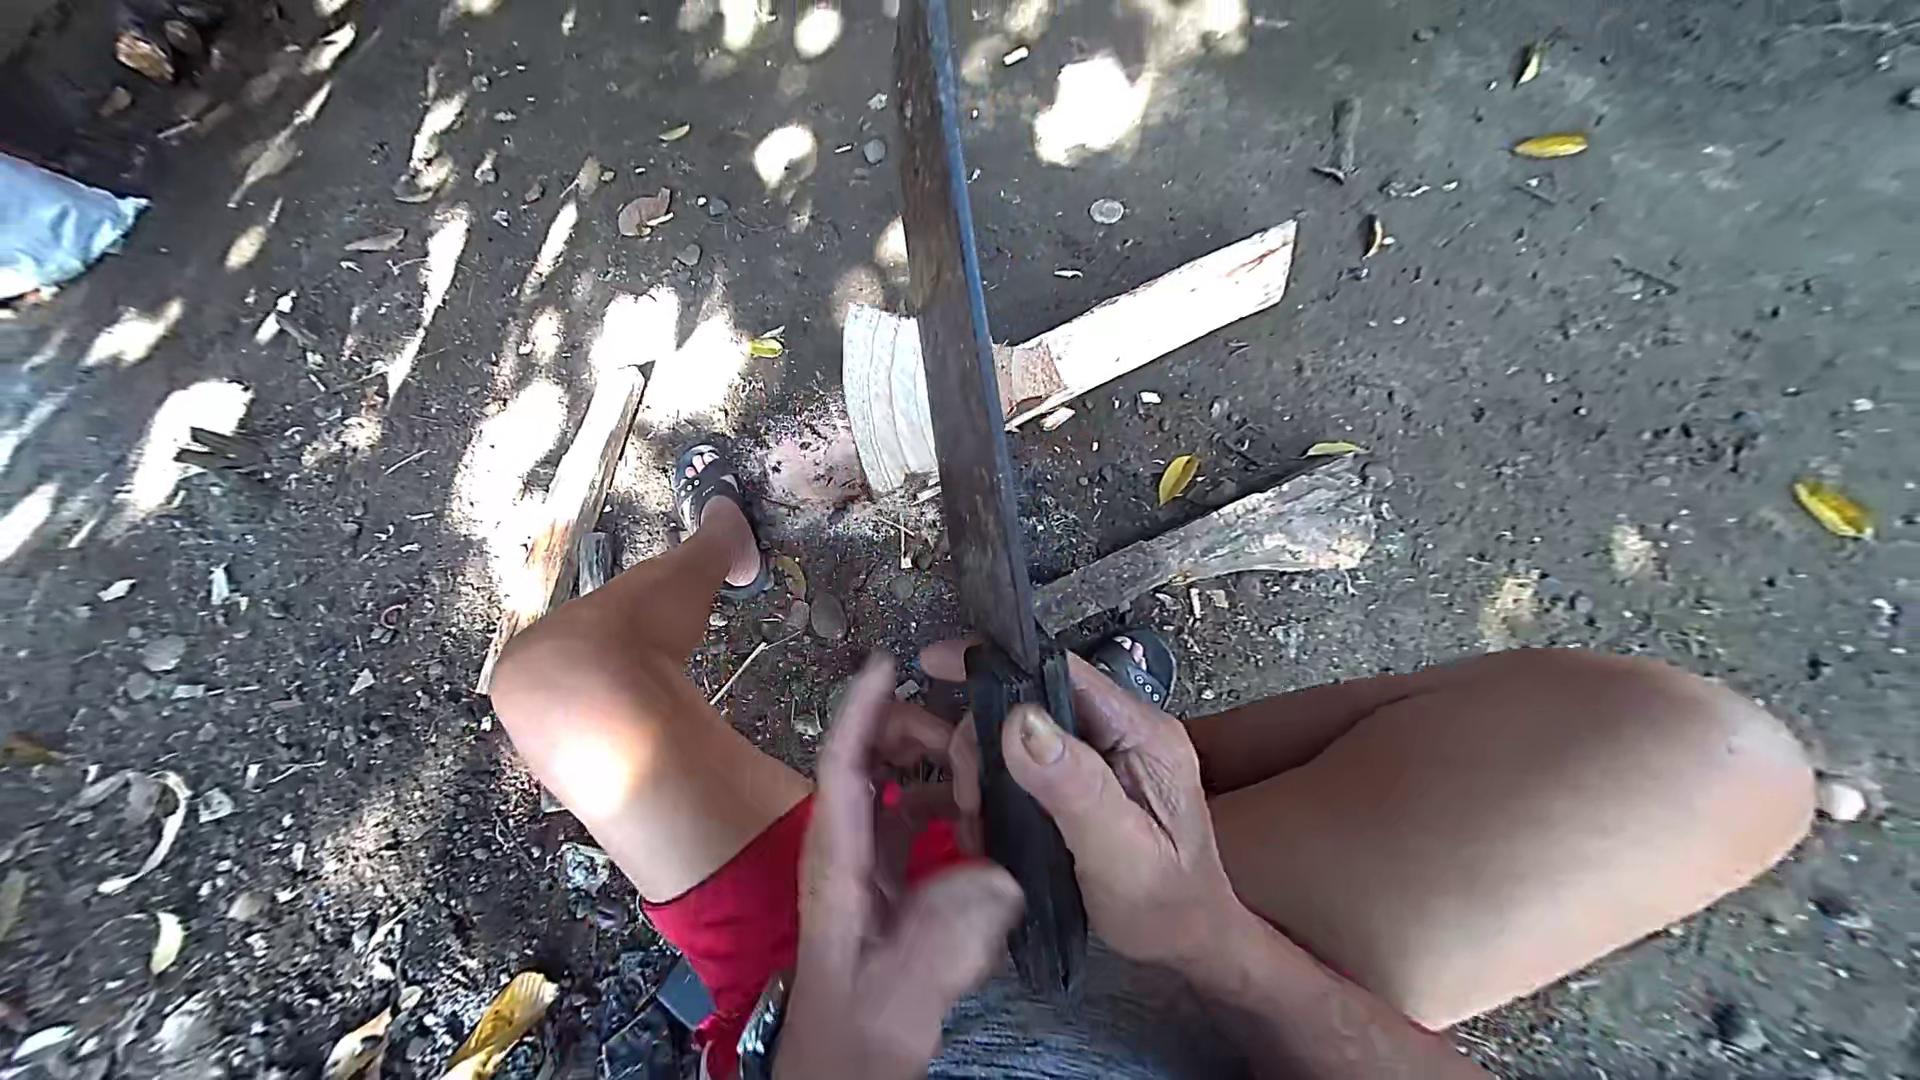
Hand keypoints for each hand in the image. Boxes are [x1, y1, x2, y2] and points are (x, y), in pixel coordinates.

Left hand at [775, 654, 1023, 1079]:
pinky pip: (910, 809)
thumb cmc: (857, 1034)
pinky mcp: (884, 869)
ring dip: (930, 760)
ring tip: (976, 768)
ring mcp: (864, 853)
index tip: (886, 665)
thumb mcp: (900, 996)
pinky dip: (940, 796)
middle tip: (962, 730)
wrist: (846, 1066)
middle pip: (869, 755)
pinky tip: (974, 814)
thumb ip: (945, 939)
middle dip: (912, 729)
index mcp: (838, 856)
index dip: (862, 708)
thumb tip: (1000, 878)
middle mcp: (846, 841)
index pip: (842, 760)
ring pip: (892, 778)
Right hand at [921, 642, 1247, 971]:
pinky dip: (992, 778)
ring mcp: (1098, 748)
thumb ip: (1076, 787)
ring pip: (1017, 726)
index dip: (997, 663)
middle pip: (1030, 696)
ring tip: (974, 810)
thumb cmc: (1165, 908)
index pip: (1061, 670)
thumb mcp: (1122, 855)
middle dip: (983, 734)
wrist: (1185, 942)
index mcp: (1141, 732)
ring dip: (982, 762)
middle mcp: (1119, 727)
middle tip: (967, 791)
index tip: (937, 664)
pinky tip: (982, 812)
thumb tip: (1020, 720)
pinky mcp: (1079, 771)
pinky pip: (1021, 754)